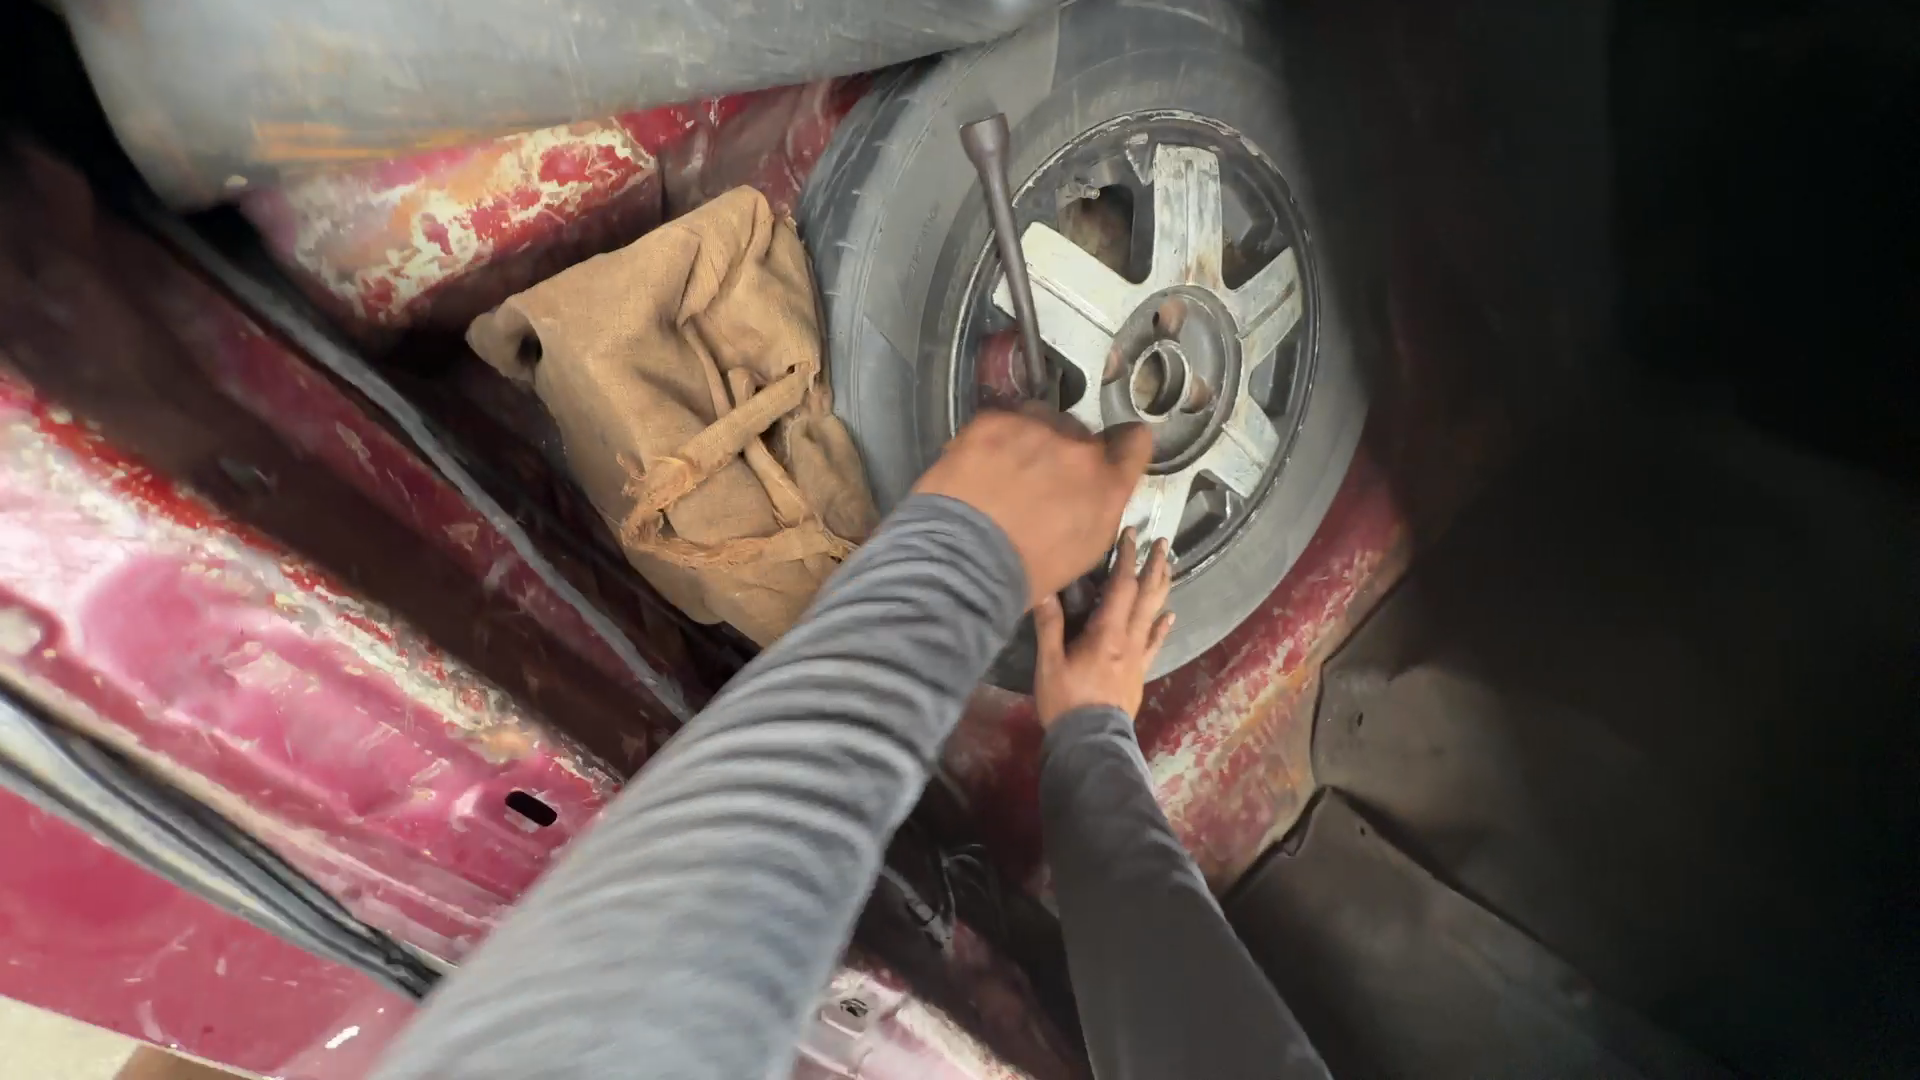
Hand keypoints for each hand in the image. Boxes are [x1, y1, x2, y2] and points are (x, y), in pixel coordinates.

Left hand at [912, 405, 1151, 609]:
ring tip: (1005, 468)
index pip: (1134, 442)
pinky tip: (980, 462)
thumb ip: (1100, 508)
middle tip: (1038, 478)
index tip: (1109, 453)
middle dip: (1066, 452)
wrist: (963, 561)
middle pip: (1081, 434)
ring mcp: (1036, 430)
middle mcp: (1079, 450)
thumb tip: (1096, 488)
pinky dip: (995, 436)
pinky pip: (1004, 418)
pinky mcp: (995, 420)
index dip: (1122, 446)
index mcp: (1107, 485)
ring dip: (1032, 438)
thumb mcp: (1085, 550)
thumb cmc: (1026, 570)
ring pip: (1042, 419)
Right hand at [1033, 528, 1174, 726]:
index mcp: (1106, 632)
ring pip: (1155, 614)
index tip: (1131, 534)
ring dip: (1162, 588)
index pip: (1121, 586)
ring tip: (1168, 567)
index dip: (1126, 558)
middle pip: (1146, 596)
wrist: (1091, 741)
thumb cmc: (1067, 700)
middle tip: (1161, 542)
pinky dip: (1162, 626)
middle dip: (1153, 566)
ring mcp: (1138, 656)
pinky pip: (1155, 643)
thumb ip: (1049, 625)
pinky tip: (1169, 616)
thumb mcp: (1049, 662)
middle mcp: (1128, 639)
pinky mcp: (1140, 671)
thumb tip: (1044, 589)